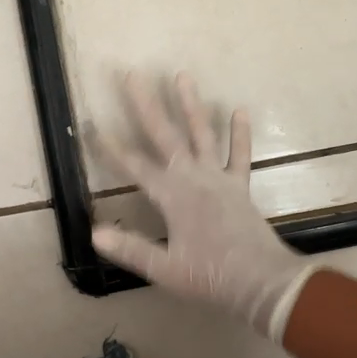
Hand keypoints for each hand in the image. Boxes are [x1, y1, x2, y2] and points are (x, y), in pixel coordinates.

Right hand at [90, 73, 316, 340]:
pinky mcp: (239, 185)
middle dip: (146, 104)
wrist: (264, 282)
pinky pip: (240, 155)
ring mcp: (219, 178)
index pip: (134, 165)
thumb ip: (131, 250)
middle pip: (164, 135)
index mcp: (172, 195)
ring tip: (182, 76)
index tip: (92, 125)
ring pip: (201, 133)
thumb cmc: (212, 277)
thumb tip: (95, 233)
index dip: (111, 147)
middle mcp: (193, 177)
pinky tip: (240, 110)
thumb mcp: (165, 270)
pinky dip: (240, 133)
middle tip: (133, 75)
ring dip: (191, 105)